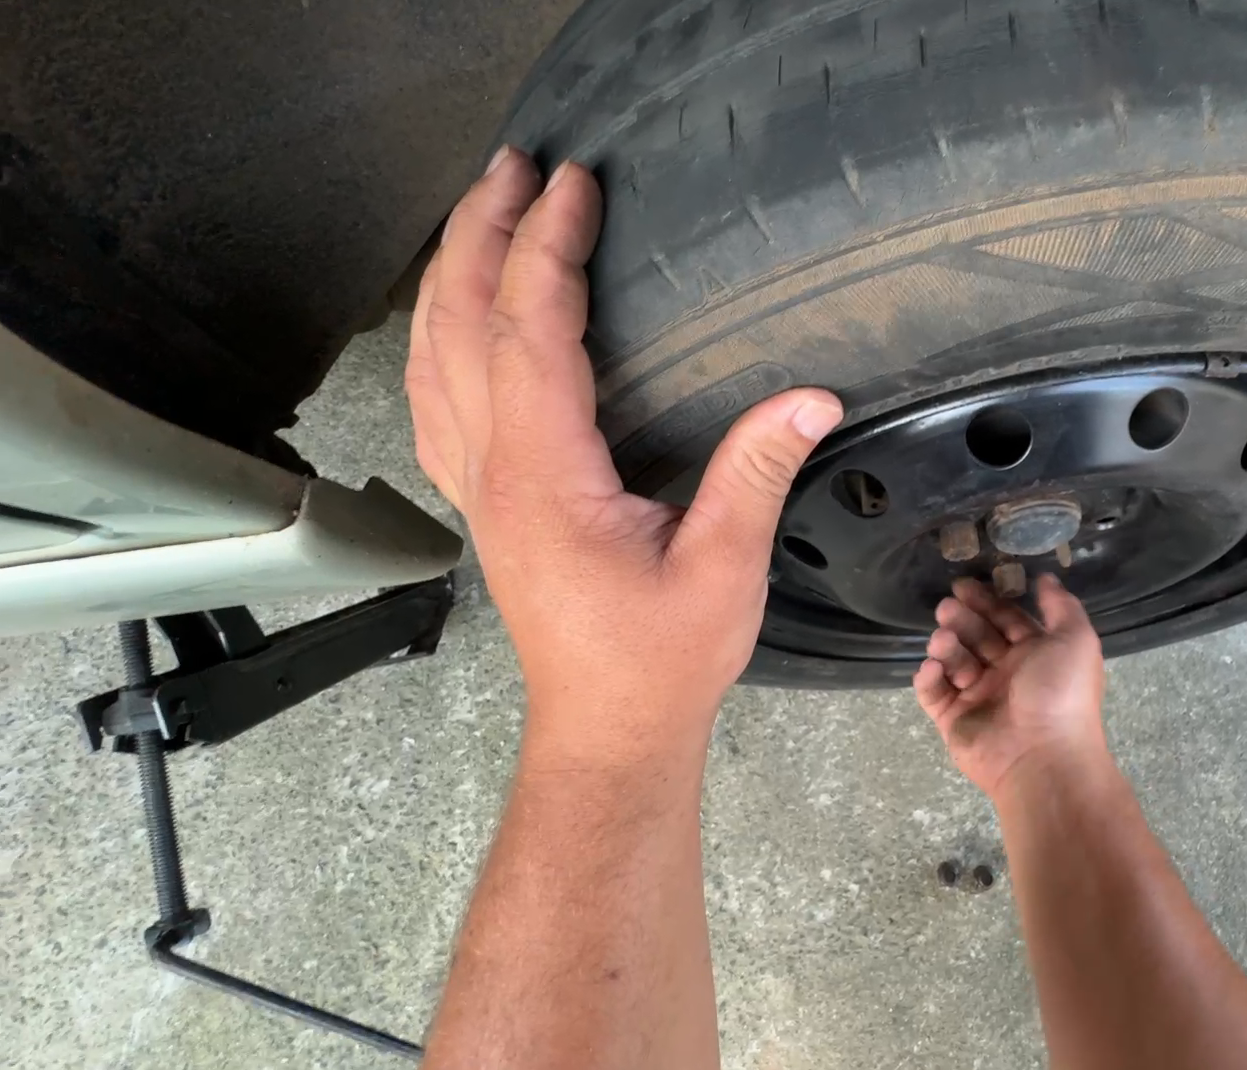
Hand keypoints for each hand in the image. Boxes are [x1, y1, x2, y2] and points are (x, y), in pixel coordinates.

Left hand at [404, 147, 842, 765]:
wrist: (608, 725)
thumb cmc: (662, 657)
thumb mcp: (724, 568)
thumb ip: (755, 475)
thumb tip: (813, 399)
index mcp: (546, 476)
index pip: (530, 332)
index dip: (548, 249)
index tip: (575, 185)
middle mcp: (493, 471)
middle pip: (460, 325)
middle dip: (484, 233)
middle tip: (515, 167)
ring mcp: (478, 488)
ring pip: (434, 357)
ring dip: (453, 276)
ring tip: (481, 216)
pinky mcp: (489, 504)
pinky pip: (441, 399)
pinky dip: (442, 337)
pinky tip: (457, 321)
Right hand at [913, 575, 1108, 800]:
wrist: (1042, 756)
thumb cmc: (1060, 692)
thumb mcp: (1075, 639)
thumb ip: (1061, 605)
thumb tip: (1047, 577)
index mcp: (1035, 654)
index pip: (1005, 619)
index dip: (987, 600)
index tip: (963, 583)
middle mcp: (1006, 673)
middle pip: (976, 636)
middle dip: (961, 619)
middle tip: (947, 607)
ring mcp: (978, 698)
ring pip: (953, 661)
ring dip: (946, 645)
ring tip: (943, 641)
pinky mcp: (953, 721)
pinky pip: (934, 693)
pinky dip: (929, 678)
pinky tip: (932, 667)